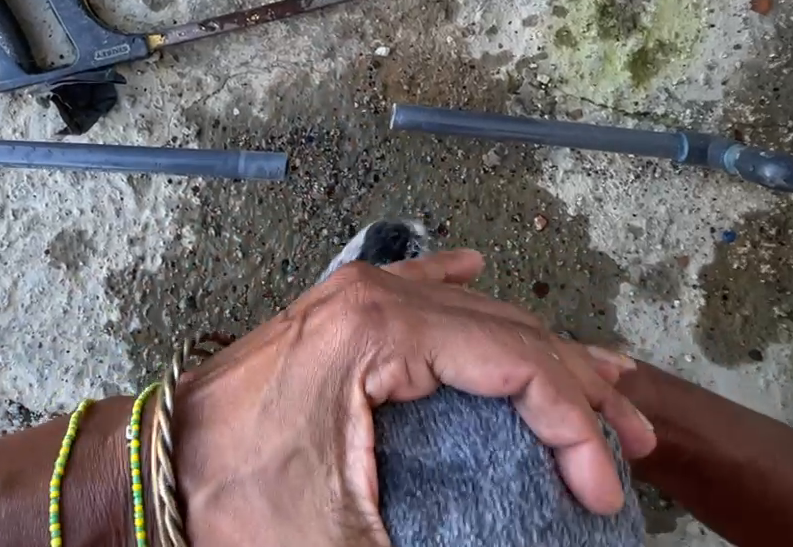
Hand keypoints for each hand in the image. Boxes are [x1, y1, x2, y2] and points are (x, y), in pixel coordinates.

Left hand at [169, 250, 655, 546]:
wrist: (159, 463)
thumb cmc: (238, 498)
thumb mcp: (342, 543)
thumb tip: (515, 543)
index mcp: (382, 332)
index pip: (513, 362)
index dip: (574, 424)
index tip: (605, 488)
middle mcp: (375, 294)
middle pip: (504, 328)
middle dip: (576, 384)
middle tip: (633, 434)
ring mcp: (356, 293)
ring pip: (471, 308)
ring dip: (534, 346)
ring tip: (595, 378)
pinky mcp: (340, 306)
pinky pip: (417, 284)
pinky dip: (461, 288)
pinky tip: (480, 272)